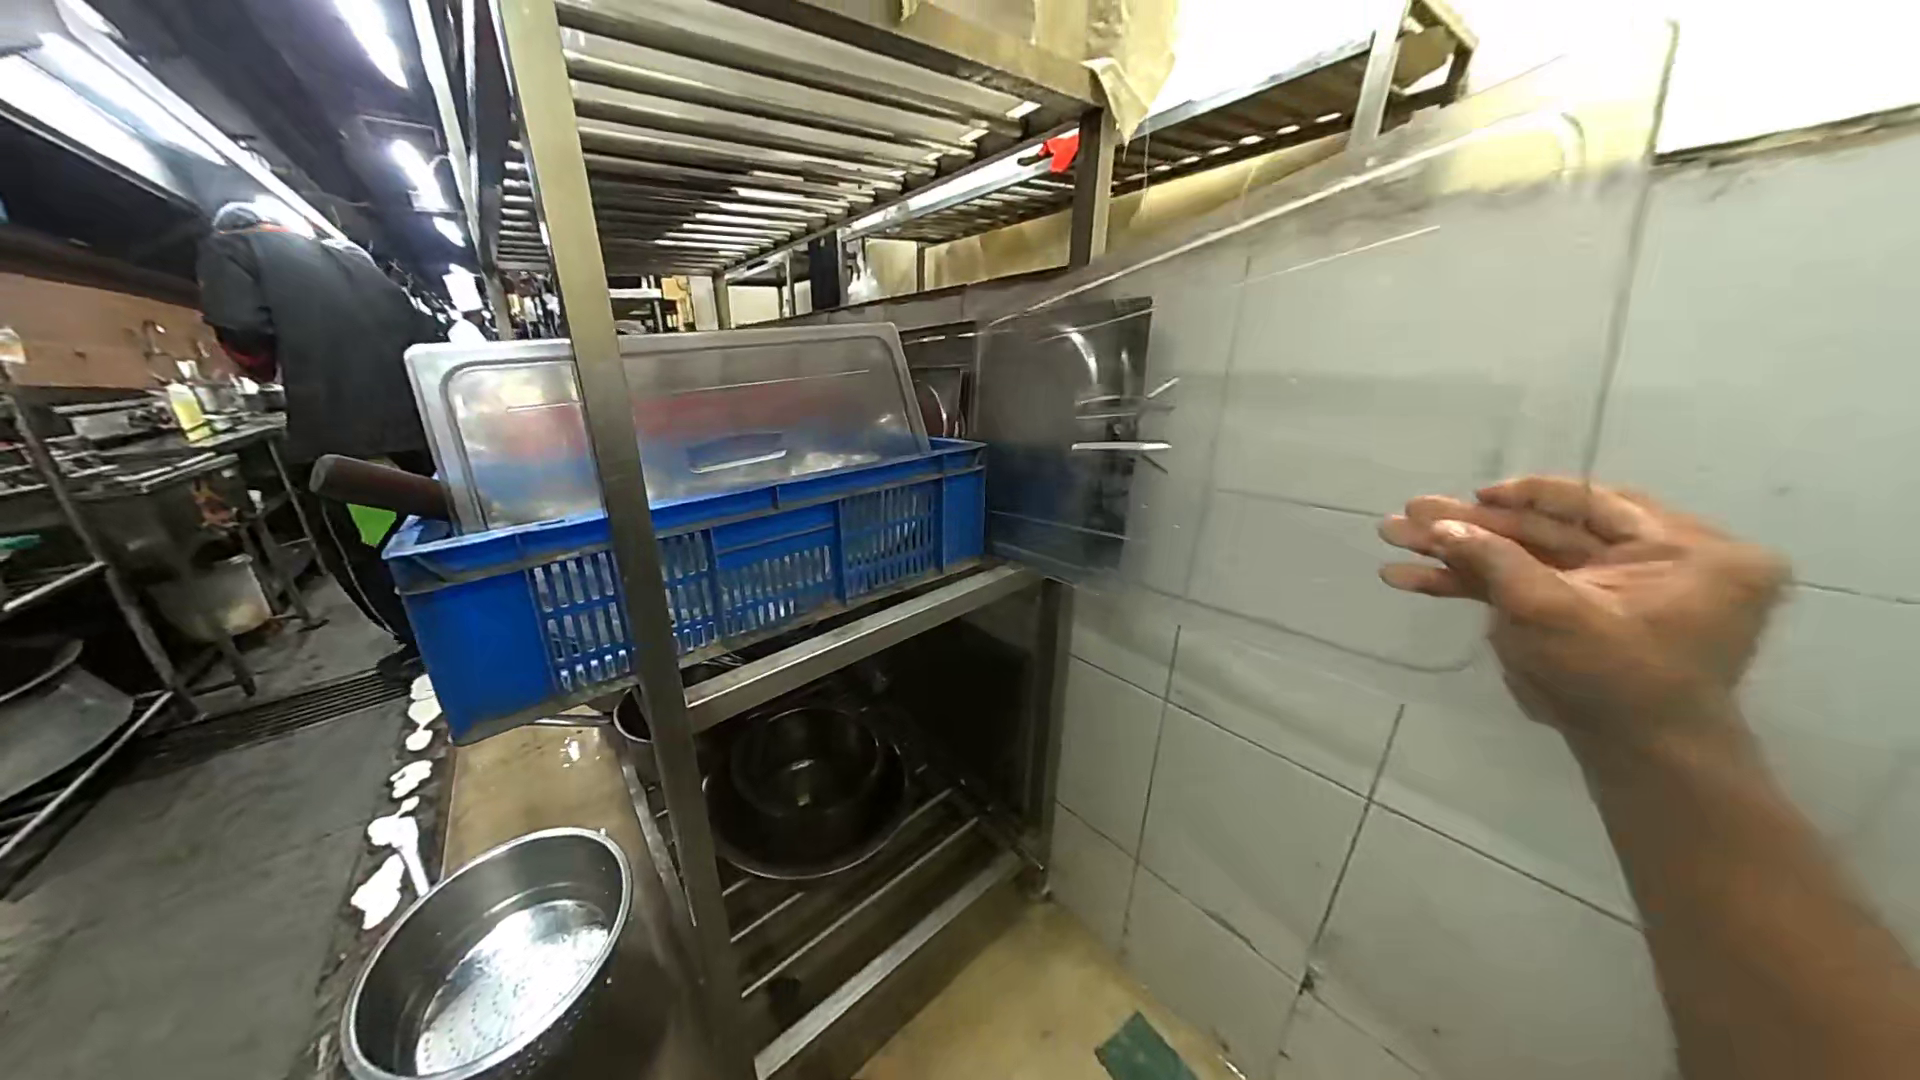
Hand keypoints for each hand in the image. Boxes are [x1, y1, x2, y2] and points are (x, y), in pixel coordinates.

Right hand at [1378, 477, 1787, 750]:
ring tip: (1393, 539)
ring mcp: (1599, 587)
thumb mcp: (1551, 612)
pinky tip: (1407, 577)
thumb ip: (1494, 561)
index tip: (1472, 495)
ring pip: (1515, 558)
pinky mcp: (1565, 610)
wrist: (1632, 751)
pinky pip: (1511, 586)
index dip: (1524, 496)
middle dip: (1467, 527)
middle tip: (1407, 515)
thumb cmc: (1613, 676)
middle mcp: (1645, 559)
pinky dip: (1460, 582)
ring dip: (1451, 552)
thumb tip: (1440, 523)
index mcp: (1682, 548)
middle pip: (1540, 530)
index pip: (1593, 503)